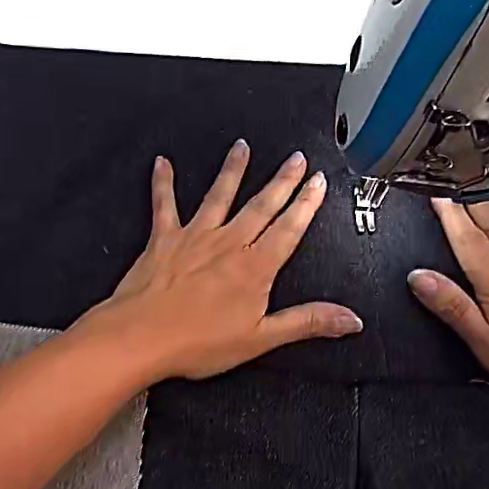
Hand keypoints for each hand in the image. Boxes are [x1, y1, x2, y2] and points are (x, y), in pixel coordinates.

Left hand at [68, 140, 361, 383]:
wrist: (139, 339)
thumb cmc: (196, 342)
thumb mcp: (261, 339)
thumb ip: (307, 322)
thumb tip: (349, 319)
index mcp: (254, 267)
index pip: (289, 228)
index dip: (307, 203)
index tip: (318, 182)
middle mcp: (228, 244)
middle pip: (262, 205)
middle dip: (282, 180)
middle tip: (296, 158)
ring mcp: (195, 237)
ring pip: (220, 195)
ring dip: (233, 169)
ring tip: (243, 146)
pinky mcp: (164, 239)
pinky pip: (164, 204)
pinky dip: (163, 183)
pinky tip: (162, 163)